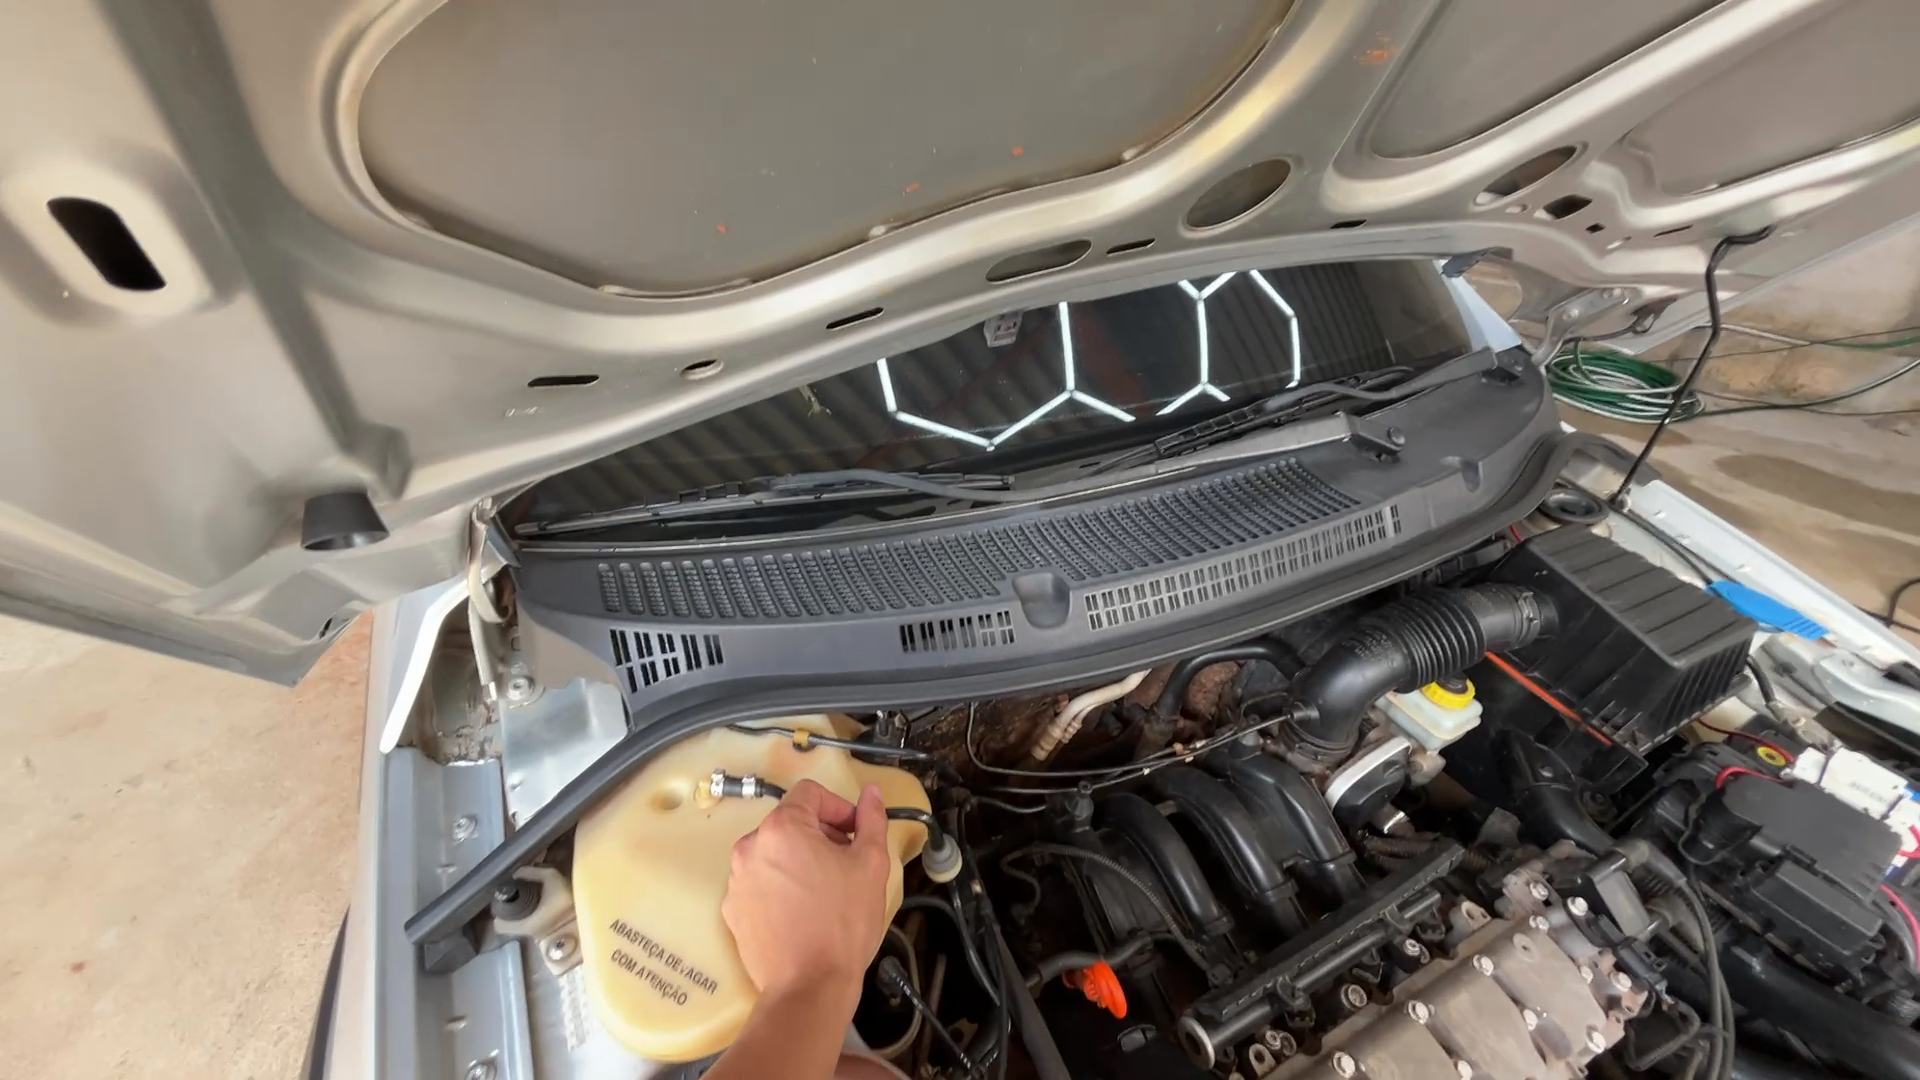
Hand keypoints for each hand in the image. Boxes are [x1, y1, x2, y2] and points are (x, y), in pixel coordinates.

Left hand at [722, 779, 891, 1002]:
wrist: (808, 989)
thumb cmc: (842, 923)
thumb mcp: (870, 863)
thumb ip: (871, 819)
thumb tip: (871, 794)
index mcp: (782, 828)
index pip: (810, 793)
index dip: (839, 807)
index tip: (854, 832)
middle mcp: (751, 847)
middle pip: (791, 821)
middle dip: (822, 833)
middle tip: (846, 861)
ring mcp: (737, 880)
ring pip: (776, 851)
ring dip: (801, 858)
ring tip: (826, 888)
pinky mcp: (733, 910)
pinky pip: (761, 880)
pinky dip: (782, 884)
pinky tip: (804, 908)